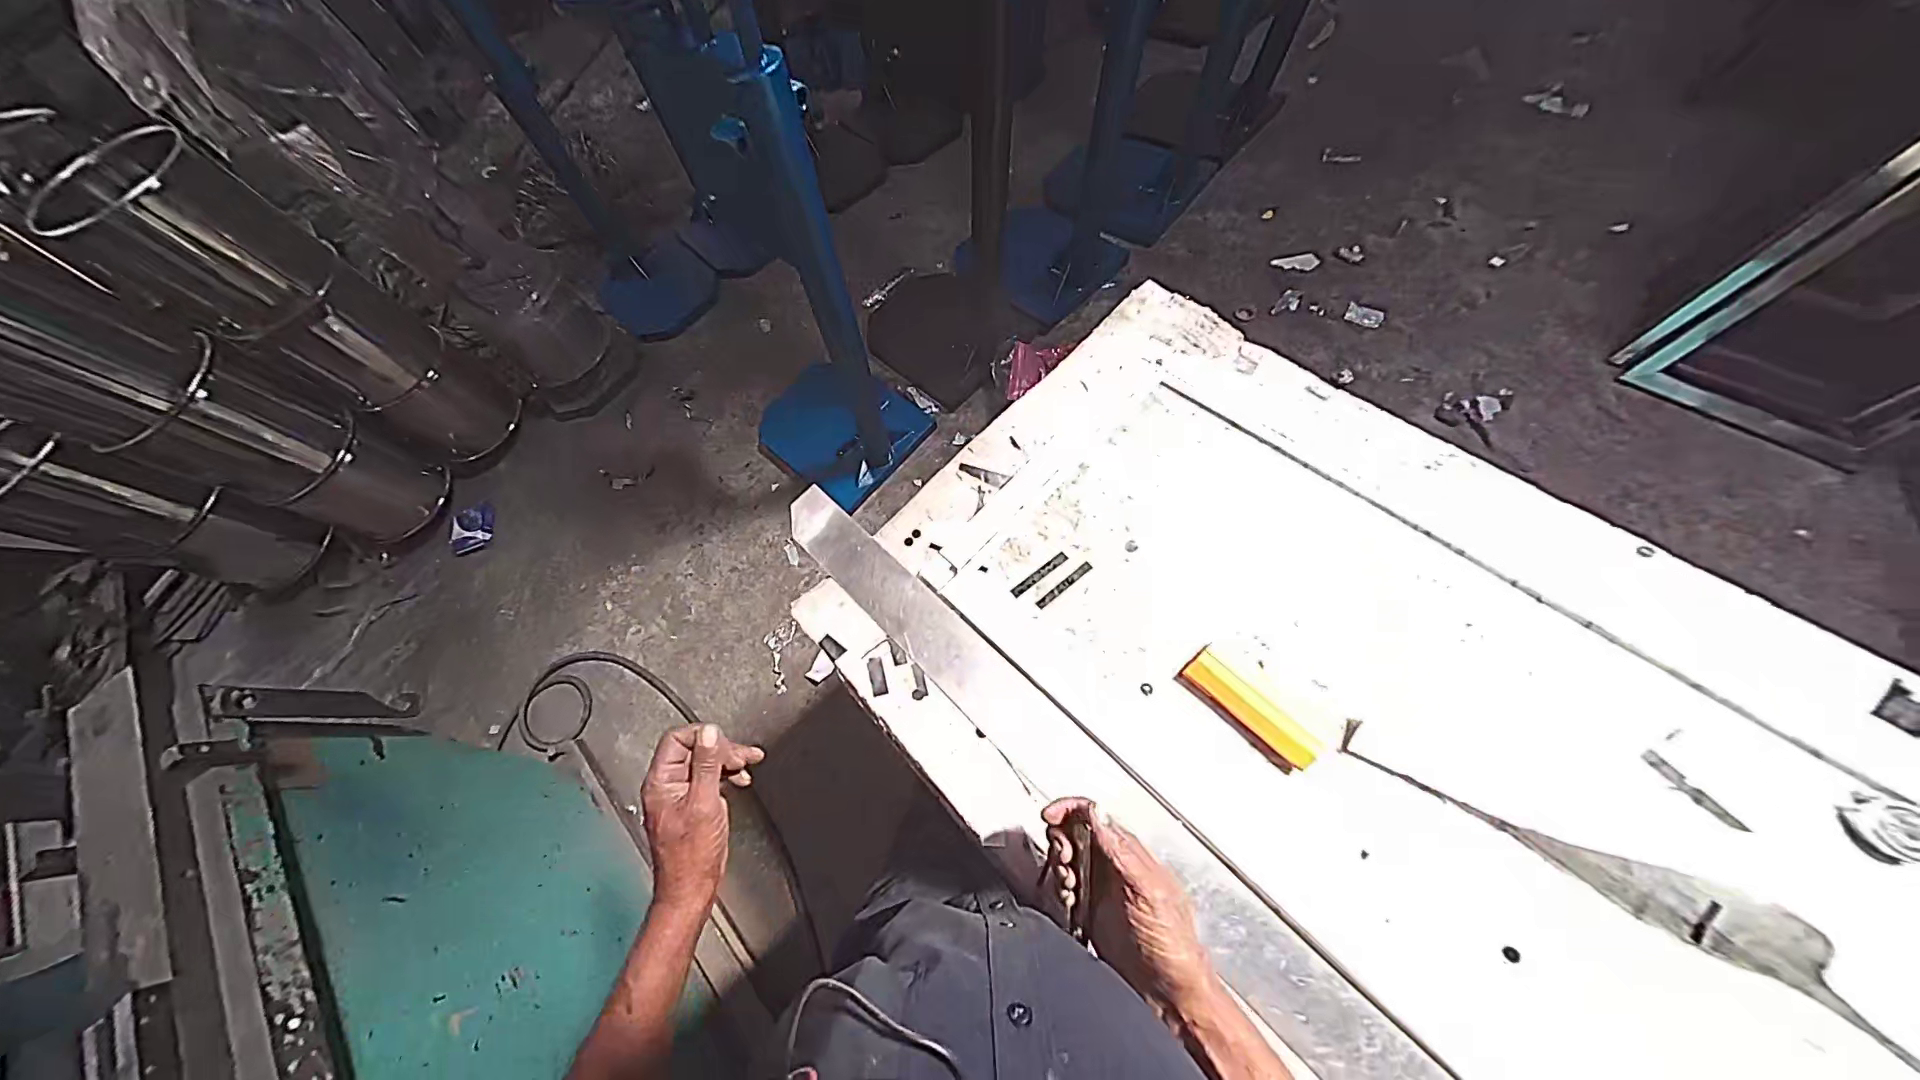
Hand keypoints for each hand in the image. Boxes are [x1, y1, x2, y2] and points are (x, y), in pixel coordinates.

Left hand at [641, 724, 763, 910]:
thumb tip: (709, 733)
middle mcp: (666, 786)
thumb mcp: (704, 803)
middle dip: (721, 748)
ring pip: (703, 762)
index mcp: (660, 782)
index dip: (704, 737)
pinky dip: (726, 774)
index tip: (725, 745)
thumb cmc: (691, 856)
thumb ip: (707, 765)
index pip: (677, 739)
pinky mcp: (692, 804)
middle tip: (742, 756)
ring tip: (747, 763)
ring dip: (727, 760)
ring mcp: (679, 795)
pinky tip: (739, 778)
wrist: (691, 888)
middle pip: (692, 748)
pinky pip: (709, 777)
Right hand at [1043, 797, 1213, 1014]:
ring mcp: (1101, 889)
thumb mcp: (1149, 892)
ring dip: (1059, 867)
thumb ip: (1121, 852)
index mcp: (1130, 853)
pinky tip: (1067, 903)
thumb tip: (1098, 814)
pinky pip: (1064, 890)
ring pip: (1067, 860)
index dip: (1069, 809)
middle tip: (1063, 861)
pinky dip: (1058, 891)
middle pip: (1075, 833)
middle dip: (1059, 840)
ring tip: (1068, 885)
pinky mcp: (1089, 913)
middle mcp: (1114, 867)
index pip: (1095, 814)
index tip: (1050, 816)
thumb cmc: (1174, 948)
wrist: (1171, 997)